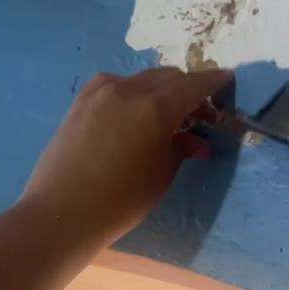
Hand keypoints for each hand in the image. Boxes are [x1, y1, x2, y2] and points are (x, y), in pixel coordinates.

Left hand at [18, 66, 230, 242]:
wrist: (61, 212)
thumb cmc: (121, 201)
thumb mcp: (161, 175)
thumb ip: (180, 148)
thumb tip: (196, 140)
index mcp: (155, 108)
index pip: (193, 85)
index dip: (213, 82)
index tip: (226, 79)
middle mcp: (128, 90)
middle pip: (168, 77)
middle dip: (187, 89)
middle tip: (199, 114)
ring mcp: (100, 92)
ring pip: (142, 79)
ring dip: (160, 90)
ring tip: (166, 116)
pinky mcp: (81, 100)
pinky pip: (116, 85)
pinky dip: (133, 92)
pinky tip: (133, 114)